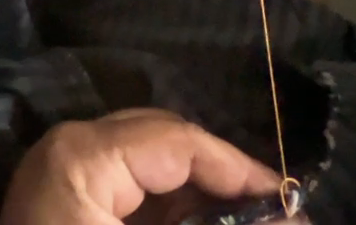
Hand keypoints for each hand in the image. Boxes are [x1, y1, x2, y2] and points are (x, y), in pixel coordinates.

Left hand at [0, 110, 278, 224]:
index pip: (180, 139)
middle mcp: (72, 150)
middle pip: (167, 146)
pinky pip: (130, 195)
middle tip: (275, 216)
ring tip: (247, 220)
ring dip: (199, 201)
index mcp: (85, 155)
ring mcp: (64, 177)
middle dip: (222, 183)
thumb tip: (291, 222)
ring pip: (151, 171)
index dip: (239, 170)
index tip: (290, 203)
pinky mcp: (66, 205)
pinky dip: (169, 214)